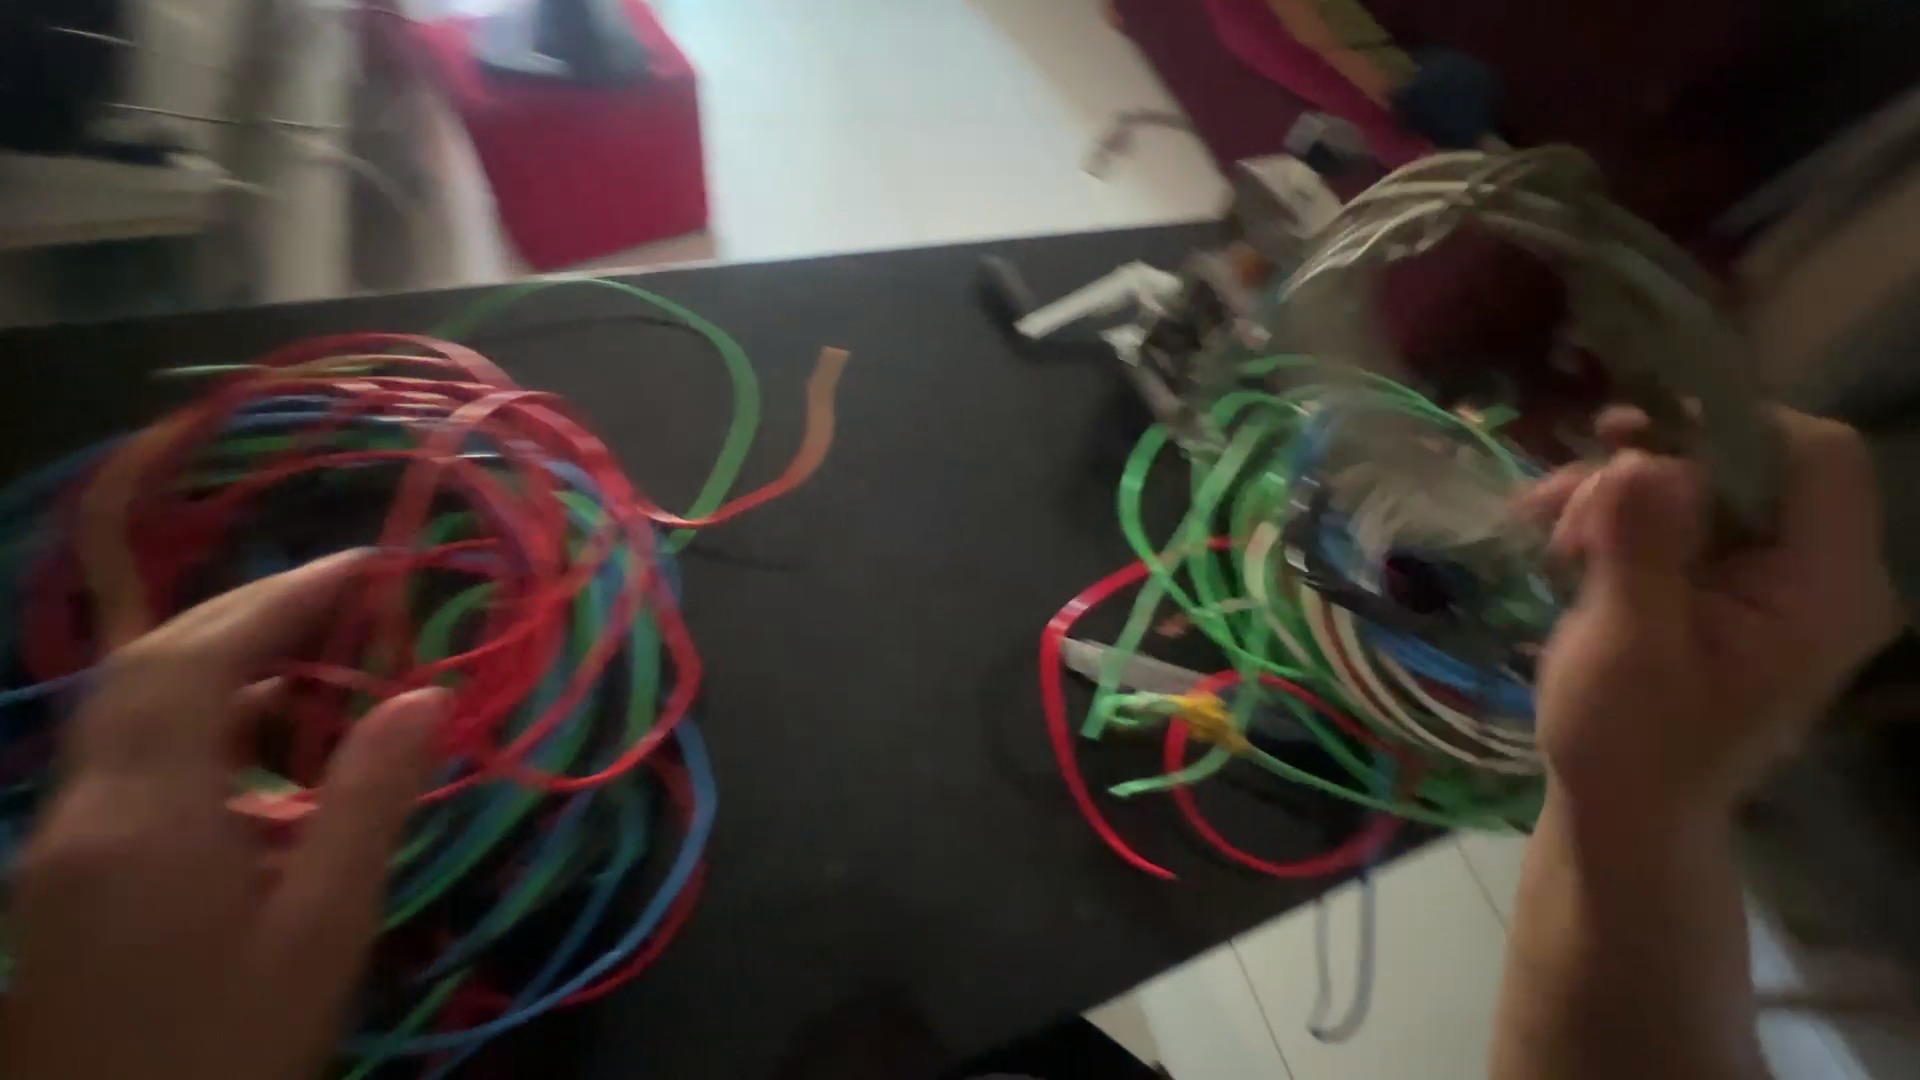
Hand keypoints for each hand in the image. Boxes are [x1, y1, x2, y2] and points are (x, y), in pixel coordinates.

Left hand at [0, 551, 449, 1079]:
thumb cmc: (232, 1039)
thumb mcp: (325, 922)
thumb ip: (370, 798)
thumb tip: (426, 694)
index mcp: (146, 819)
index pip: (196, 665)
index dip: (278, 600)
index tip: (363, 567)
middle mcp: (85, 810)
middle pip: (147, 668)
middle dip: (249, 609)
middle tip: (349, 587)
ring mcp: (68, 838)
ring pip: (134, 705)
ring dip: (228, 653)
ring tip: (327, 641)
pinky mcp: (77, 864)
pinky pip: (139, 750)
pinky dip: (212, 709)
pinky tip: (276, 726)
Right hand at [1522, 408, 1901, 820]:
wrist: (1625, 808)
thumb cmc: (1627, 738)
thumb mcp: (1626, 641)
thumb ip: (1643, 546)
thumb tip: (1641, 456)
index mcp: (1821, 586)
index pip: (1810, 456)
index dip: (1719, 429)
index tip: (1616, 440)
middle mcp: (1810, 574)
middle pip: (1741, 469)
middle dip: (1638, 472)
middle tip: (1552, 506)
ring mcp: (1763, 586)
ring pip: (1695, 494)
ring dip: (1611, 499)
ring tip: (1544, 538)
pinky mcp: (1717, 595)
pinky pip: (1672, 529)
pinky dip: (1611, 525)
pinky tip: (1560, 548)